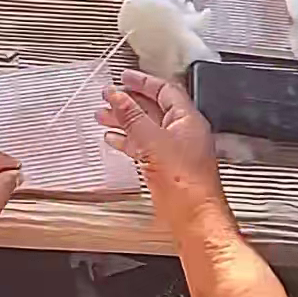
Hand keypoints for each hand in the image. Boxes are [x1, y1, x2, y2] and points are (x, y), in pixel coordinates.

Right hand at [97, 69, 227, 227]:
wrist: (195, 219)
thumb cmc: (187, 184)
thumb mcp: (153, 142)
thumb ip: (133, 117)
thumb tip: (118, 96)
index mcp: (188, 120)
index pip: (165, 90)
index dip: (143, 81)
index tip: (124, 77)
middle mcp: (183, 133)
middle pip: (153, 107)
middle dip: (128, 101)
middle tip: (108, 95)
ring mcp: (175, 151)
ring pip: (145, 127)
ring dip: (123, 120)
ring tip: (103, 115)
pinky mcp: (166, 168)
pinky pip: (144, 146)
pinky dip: (127, 140)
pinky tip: (114, 139)